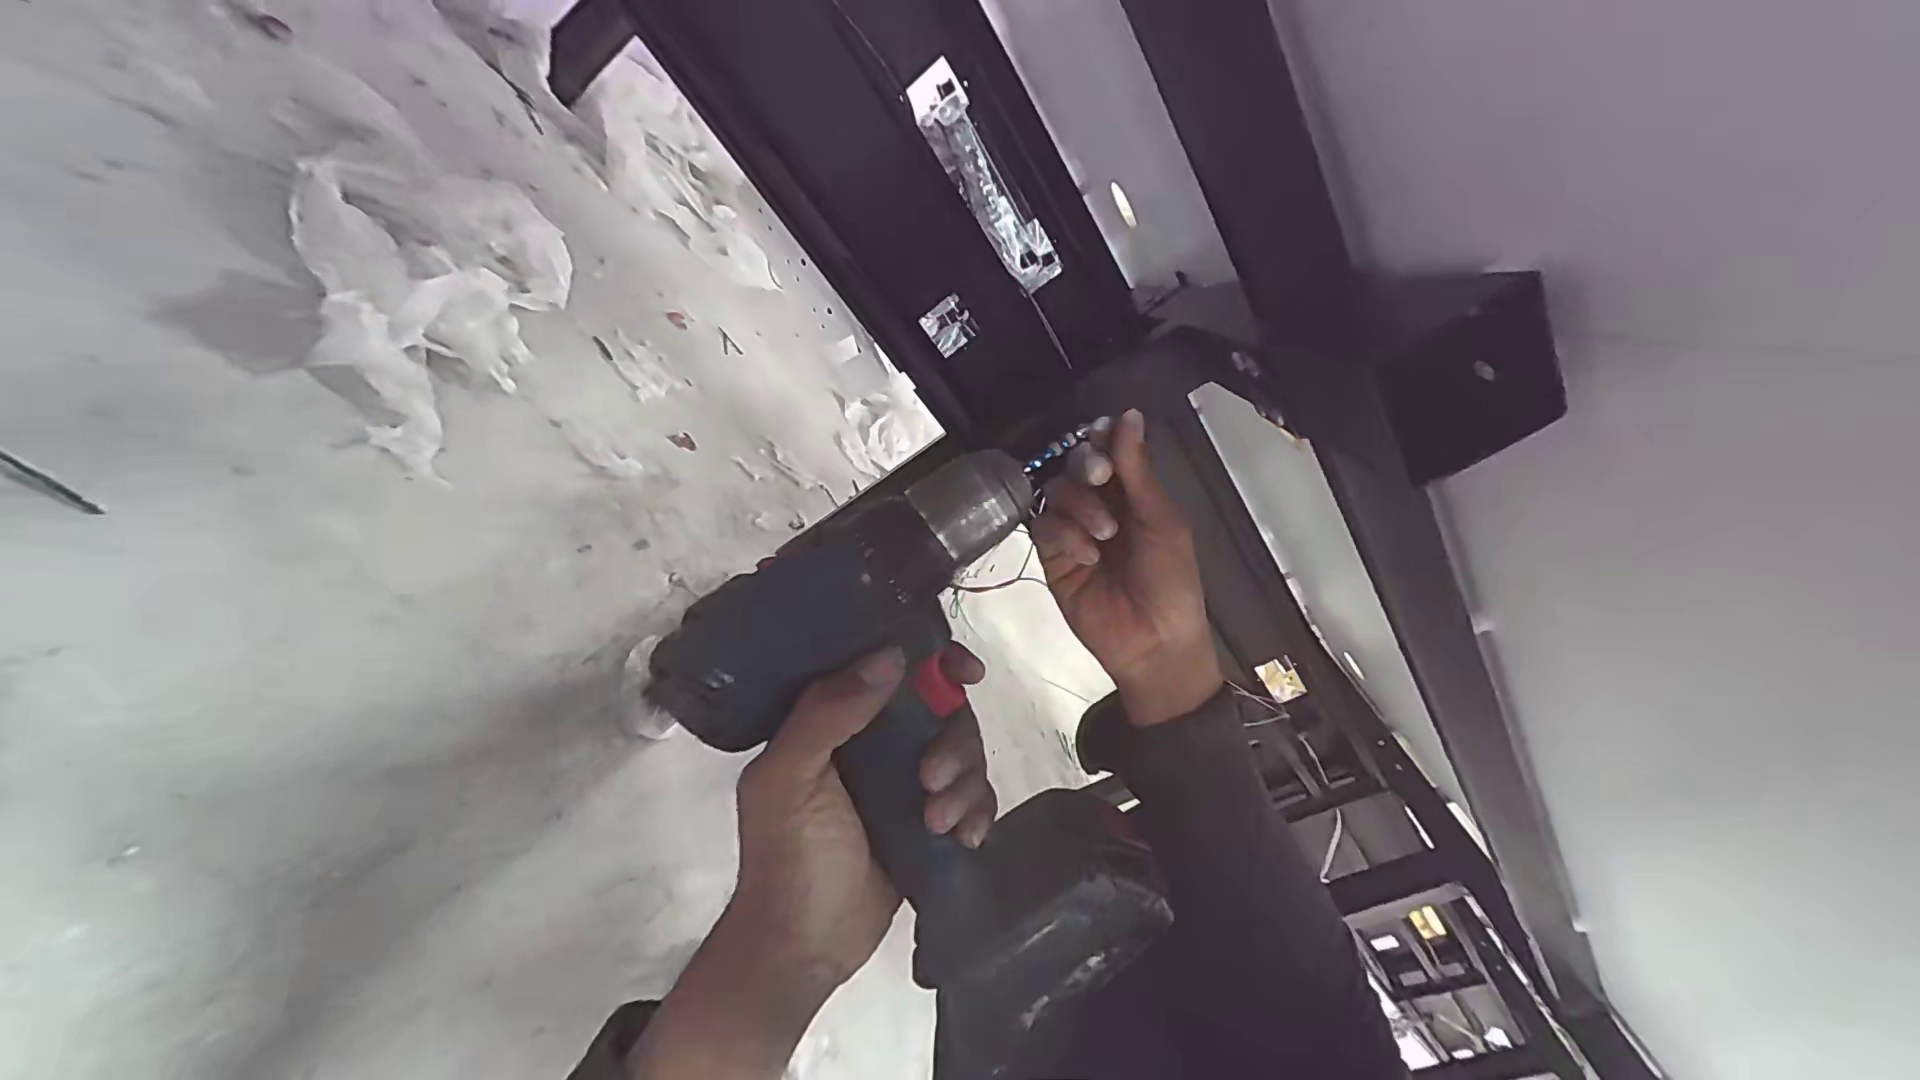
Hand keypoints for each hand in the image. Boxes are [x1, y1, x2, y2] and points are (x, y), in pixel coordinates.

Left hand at [629, 645, 995, 1079]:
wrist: (802, 950)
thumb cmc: (786, 855)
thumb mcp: (790, 777)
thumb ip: (828, 713)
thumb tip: (891, 656)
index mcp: (838, 717)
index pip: (891, 668)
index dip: (935, 661)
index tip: (967, 674)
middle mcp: (876, 739)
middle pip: (942, 710)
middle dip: (951, 740)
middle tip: (931, 779)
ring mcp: (906, 779)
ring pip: (963, 752)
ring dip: (963, 782)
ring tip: (939, 821)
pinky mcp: (929, 817)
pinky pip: (973, 797)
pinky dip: (977, 810)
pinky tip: (966, 837)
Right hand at [1031, 409, 1222, 725]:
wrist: (1153, 642)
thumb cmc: (1172, 580)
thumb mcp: (1162, 520)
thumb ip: (1137, 470)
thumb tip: (1128, 415)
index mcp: (1134, 493)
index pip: (1109, 451)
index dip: (1102, 439)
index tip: (1102, 435)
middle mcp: (1101, 505)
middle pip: (1076, 464)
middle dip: (1087, 465)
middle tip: (1100, 476)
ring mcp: (1074, 530)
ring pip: (1057, 492)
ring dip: (1080, 505)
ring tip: (1105, 534)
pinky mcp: (1053, 556)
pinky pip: (1044, 526)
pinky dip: (1064, 535)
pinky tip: (1088, 555)